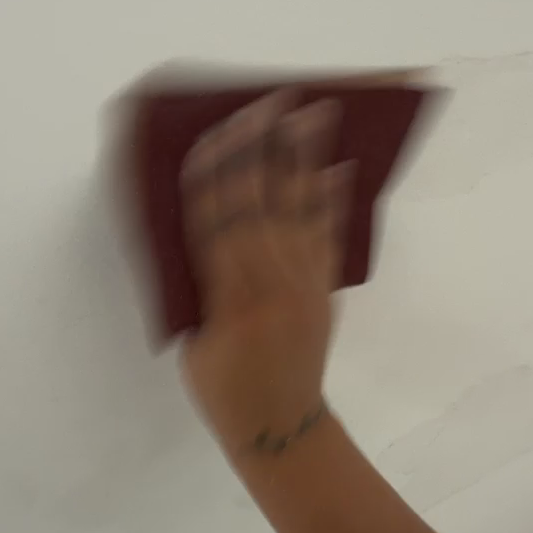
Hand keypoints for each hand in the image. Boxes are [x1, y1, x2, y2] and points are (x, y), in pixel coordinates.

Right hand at [179, 89, 352, 456]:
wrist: (281, 428)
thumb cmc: (224, 391)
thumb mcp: (195, 343)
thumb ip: (200, 288)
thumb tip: (204, 235)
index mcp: (228, 299)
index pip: (215, 219)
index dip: (213, 172)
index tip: (214, 130)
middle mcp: (269, 282)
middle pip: (260, 203)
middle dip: (260, 150)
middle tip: (266, 104)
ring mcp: (304, 284)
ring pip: (300, 210)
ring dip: (304, 159)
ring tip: (313, 113)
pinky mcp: (325, 290)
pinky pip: (330, 237)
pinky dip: (332, 200)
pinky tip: (338, 168)